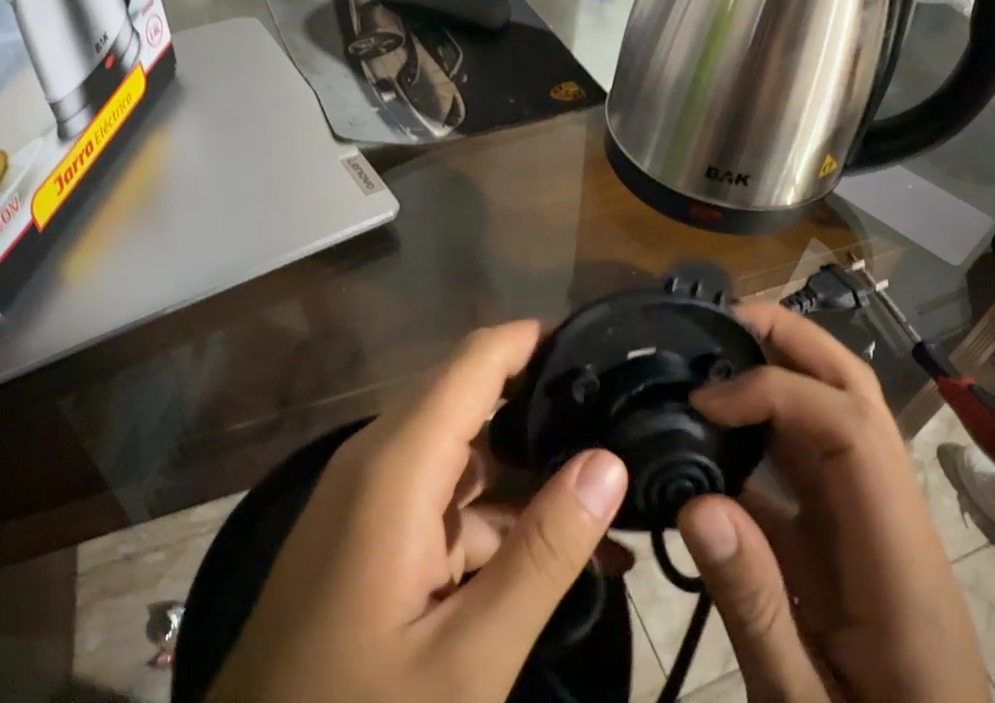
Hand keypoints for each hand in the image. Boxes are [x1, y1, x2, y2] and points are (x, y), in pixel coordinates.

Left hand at [209, 321, 630, 702]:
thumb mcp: (468, 655)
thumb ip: (542, 554)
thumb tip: (607, 460)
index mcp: (394, 467)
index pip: (475, 360)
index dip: (538, 340)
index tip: (607, 347)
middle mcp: (375, 462)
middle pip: (472, 400)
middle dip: (547, 407)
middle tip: (627, 422)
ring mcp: (366, 499)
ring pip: (463, 457)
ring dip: (531, 475)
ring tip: (614, 498)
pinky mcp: (367, 534)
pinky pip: (442, 504)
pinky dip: (496, 520)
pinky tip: (557, 555)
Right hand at [674, 302, 988, 702]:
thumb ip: (755, 608)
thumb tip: (696, 503)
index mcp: (898, 561)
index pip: (851, 431)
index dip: (774, 392)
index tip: (700, 401)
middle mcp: (893, 524)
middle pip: (859, 400)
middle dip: (793, 343)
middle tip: (715, 321)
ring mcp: (872, 533)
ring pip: (832, 425)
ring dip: (774, 379)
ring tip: (701, 364)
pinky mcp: (847, 550)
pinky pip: (803, 477)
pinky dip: (756, 443)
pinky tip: (704, 446)